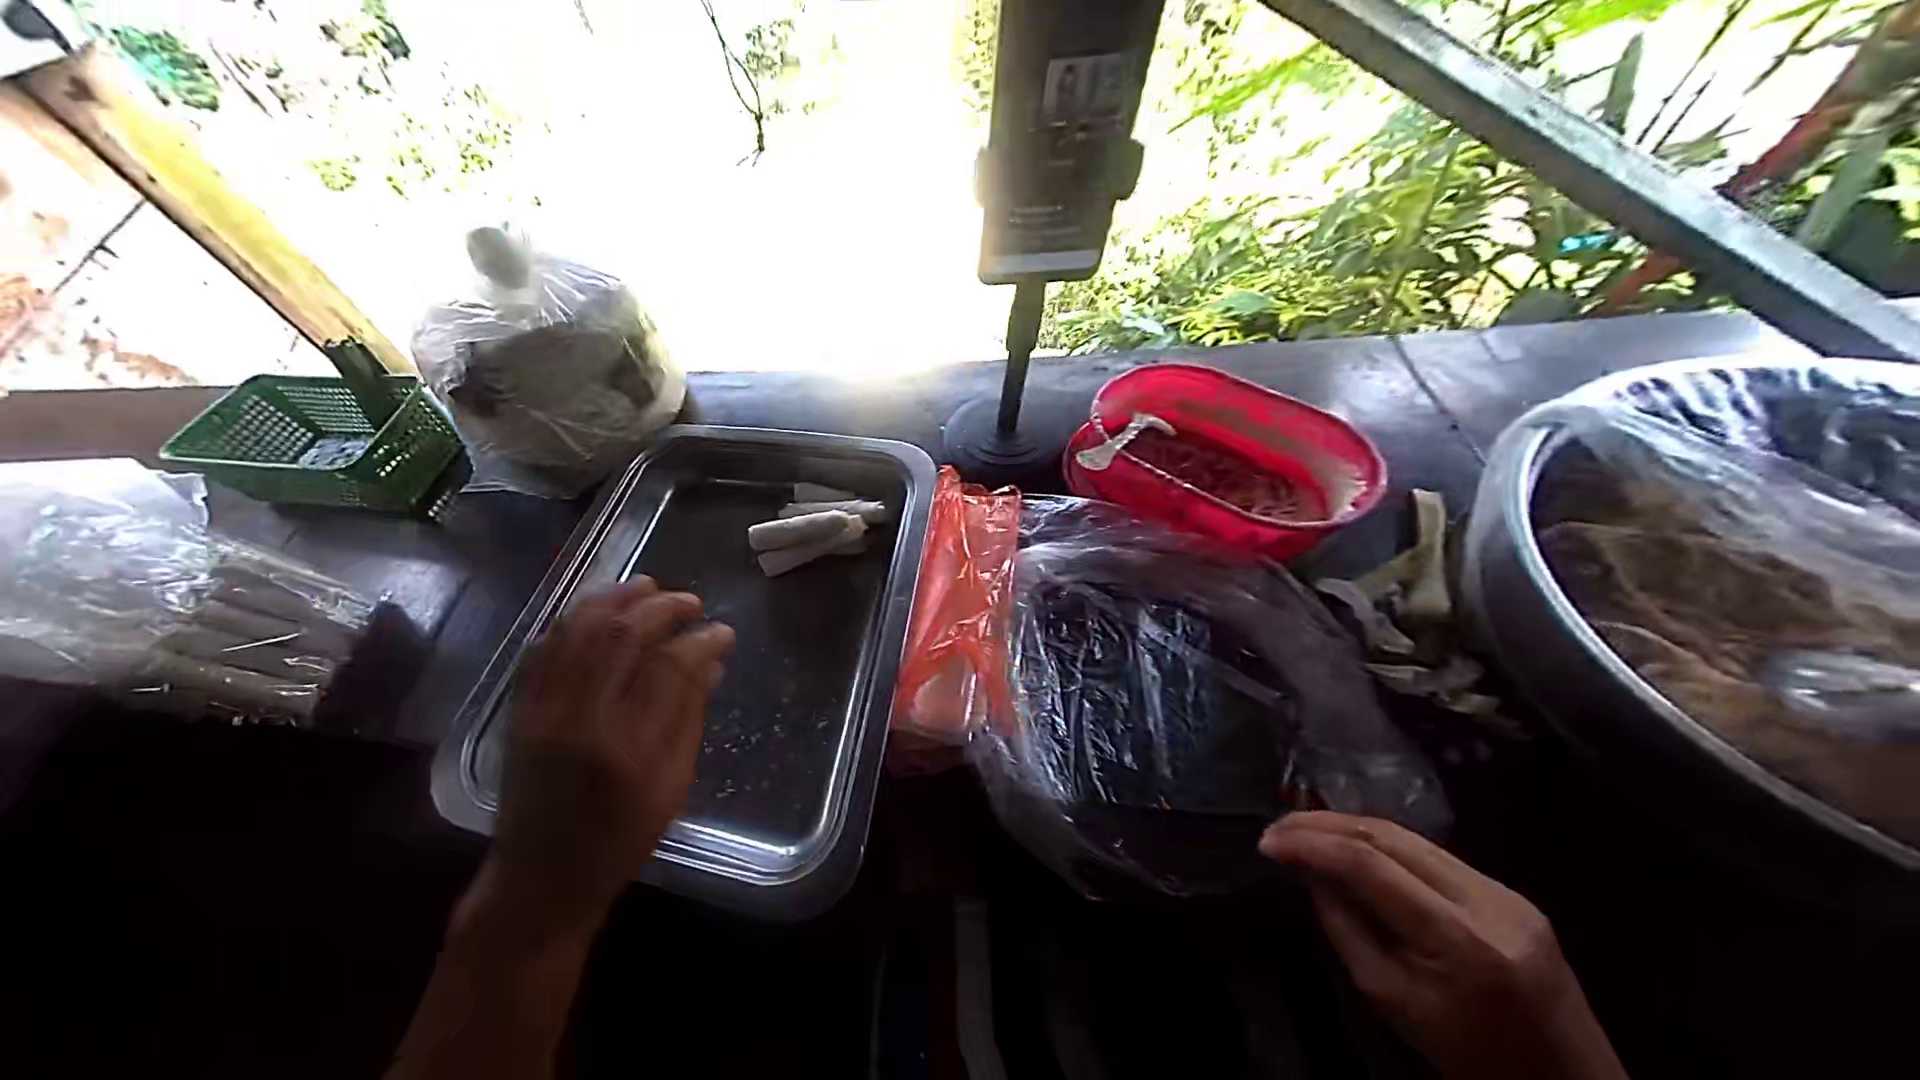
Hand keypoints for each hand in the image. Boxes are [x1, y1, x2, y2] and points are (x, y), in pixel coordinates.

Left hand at [485, 578, 734, 928]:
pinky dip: (574, 619)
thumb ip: (690, 715)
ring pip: (576, 630)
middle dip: (662, 607)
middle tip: (691, 602)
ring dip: (615, 599)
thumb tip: (710, 661)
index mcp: (628, 746)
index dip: (702, 640)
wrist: (539, 880)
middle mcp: (579, 719)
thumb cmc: (620, 839)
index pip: (670, 667)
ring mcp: (541, 711)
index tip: (724, 631)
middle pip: (620, 636)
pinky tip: (600, 609)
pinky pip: (543, 647)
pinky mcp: (519, 711)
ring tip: (648, 587)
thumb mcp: (674, 783)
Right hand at [1259, 812, 1625, 1079]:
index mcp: (1462, 939)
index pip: (1369, 865)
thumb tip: (1311, 873)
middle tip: (1277, 826)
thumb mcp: (1392, 1001)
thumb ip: (1345, 928)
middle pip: (1389, 836)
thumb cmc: (1472, 1060)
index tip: (1266, 843)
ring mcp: (1505, 892)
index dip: (1310, 845)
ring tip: (1302, 827)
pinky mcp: (1510, 893)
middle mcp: (1489, 901)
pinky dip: (1381, 844)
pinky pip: (1431, 855)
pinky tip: (1352, 845)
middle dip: (1323, 824)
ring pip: (1410, 836)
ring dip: (1348, 826)